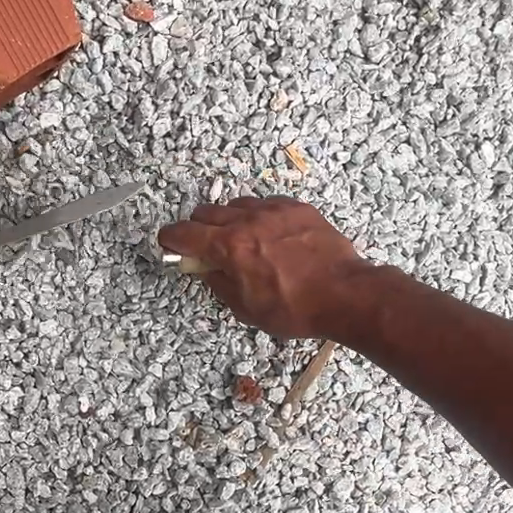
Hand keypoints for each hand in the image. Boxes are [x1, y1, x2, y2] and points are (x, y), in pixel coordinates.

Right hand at [159, 197, 381, 338]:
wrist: (345, 294)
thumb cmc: (295, 308)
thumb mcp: (245, 308)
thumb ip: (219, 284)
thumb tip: (206, 271)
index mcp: (231, 248)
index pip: (186, 234)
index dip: (171, 239)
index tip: (167, 242)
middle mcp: (249, 222)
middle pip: (206, 213)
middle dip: (198, 229)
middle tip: (203, 247)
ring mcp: (275, 211)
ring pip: (236, 204)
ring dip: (228, 220)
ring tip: (238, 241)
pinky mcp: (298, 208)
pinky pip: (266, 203)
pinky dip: (258, 216)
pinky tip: (267, 235)